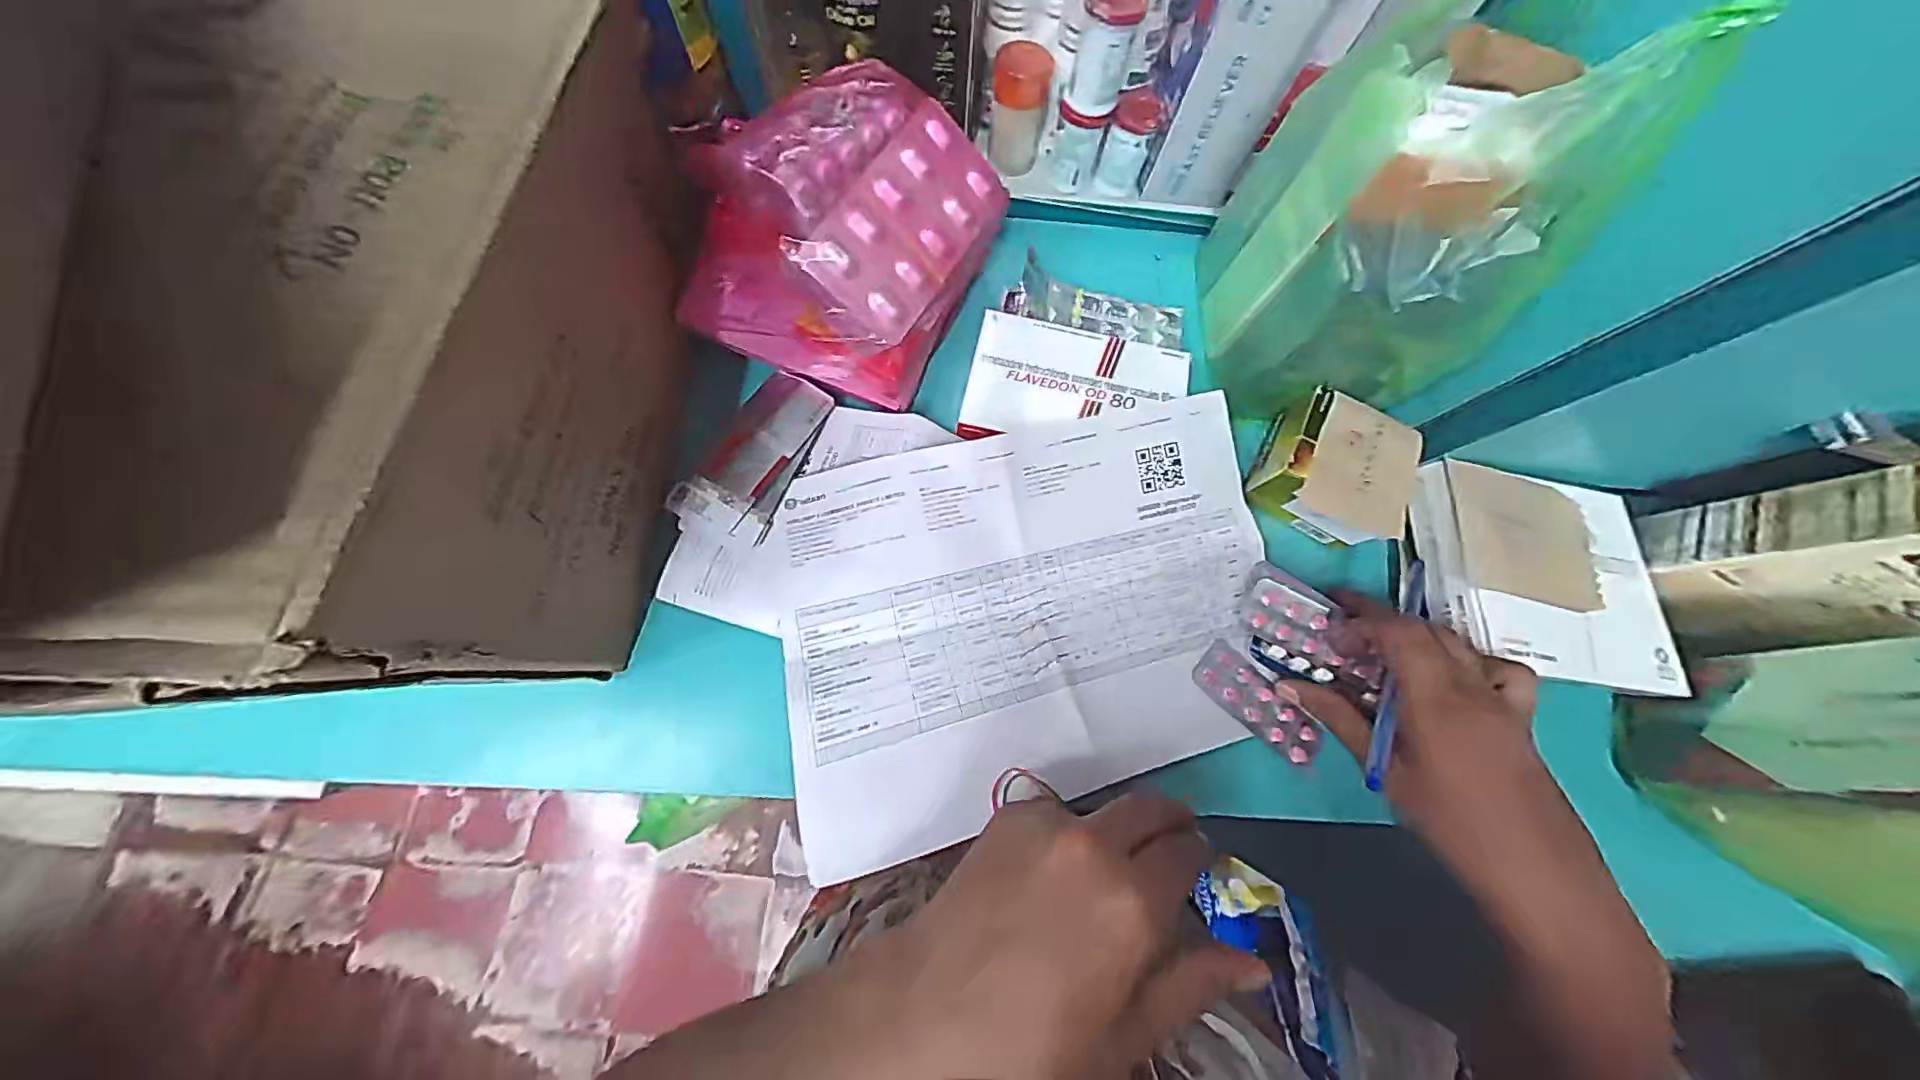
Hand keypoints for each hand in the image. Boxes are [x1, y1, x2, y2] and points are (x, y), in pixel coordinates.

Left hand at [874, 793, 1269, 1079]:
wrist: (928, 1009)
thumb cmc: (1034, 1043)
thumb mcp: (1125, 1035)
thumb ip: (1190, 985)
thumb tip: (1251, 963)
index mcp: (1134, 902)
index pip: (1189, 852)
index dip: (1198, 859)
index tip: (1197, 871)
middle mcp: (1095, 847)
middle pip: (1152, 810)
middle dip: (1169, 824)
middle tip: (1170, 849)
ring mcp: (1047, 825)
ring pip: (1104, 810)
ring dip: (1117, 829)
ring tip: (1104, 870)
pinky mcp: (1008, 818)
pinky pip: (1057, 811)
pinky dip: (1069, 830)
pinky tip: (1054, 869)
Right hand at [1287, 598, 1675, 1079]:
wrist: (1537, 871)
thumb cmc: (1451, 823)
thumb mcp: (1386, 769)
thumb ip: (1339, 719)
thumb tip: (1288, 685)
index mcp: (1437, 698)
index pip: (1399, 633)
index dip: (1362, 614)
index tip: (1329, 612)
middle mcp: (1474, 687)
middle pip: (1426, 631)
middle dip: (1382, 621)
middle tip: (1343, 633)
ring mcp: (1503, 699)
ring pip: (1458, 643)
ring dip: (1417, 636)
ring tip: (1384, 652)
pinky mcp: (1520, 715)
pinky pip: (1496, 667)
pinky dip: (1467, 658)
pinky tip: (1450, 678)